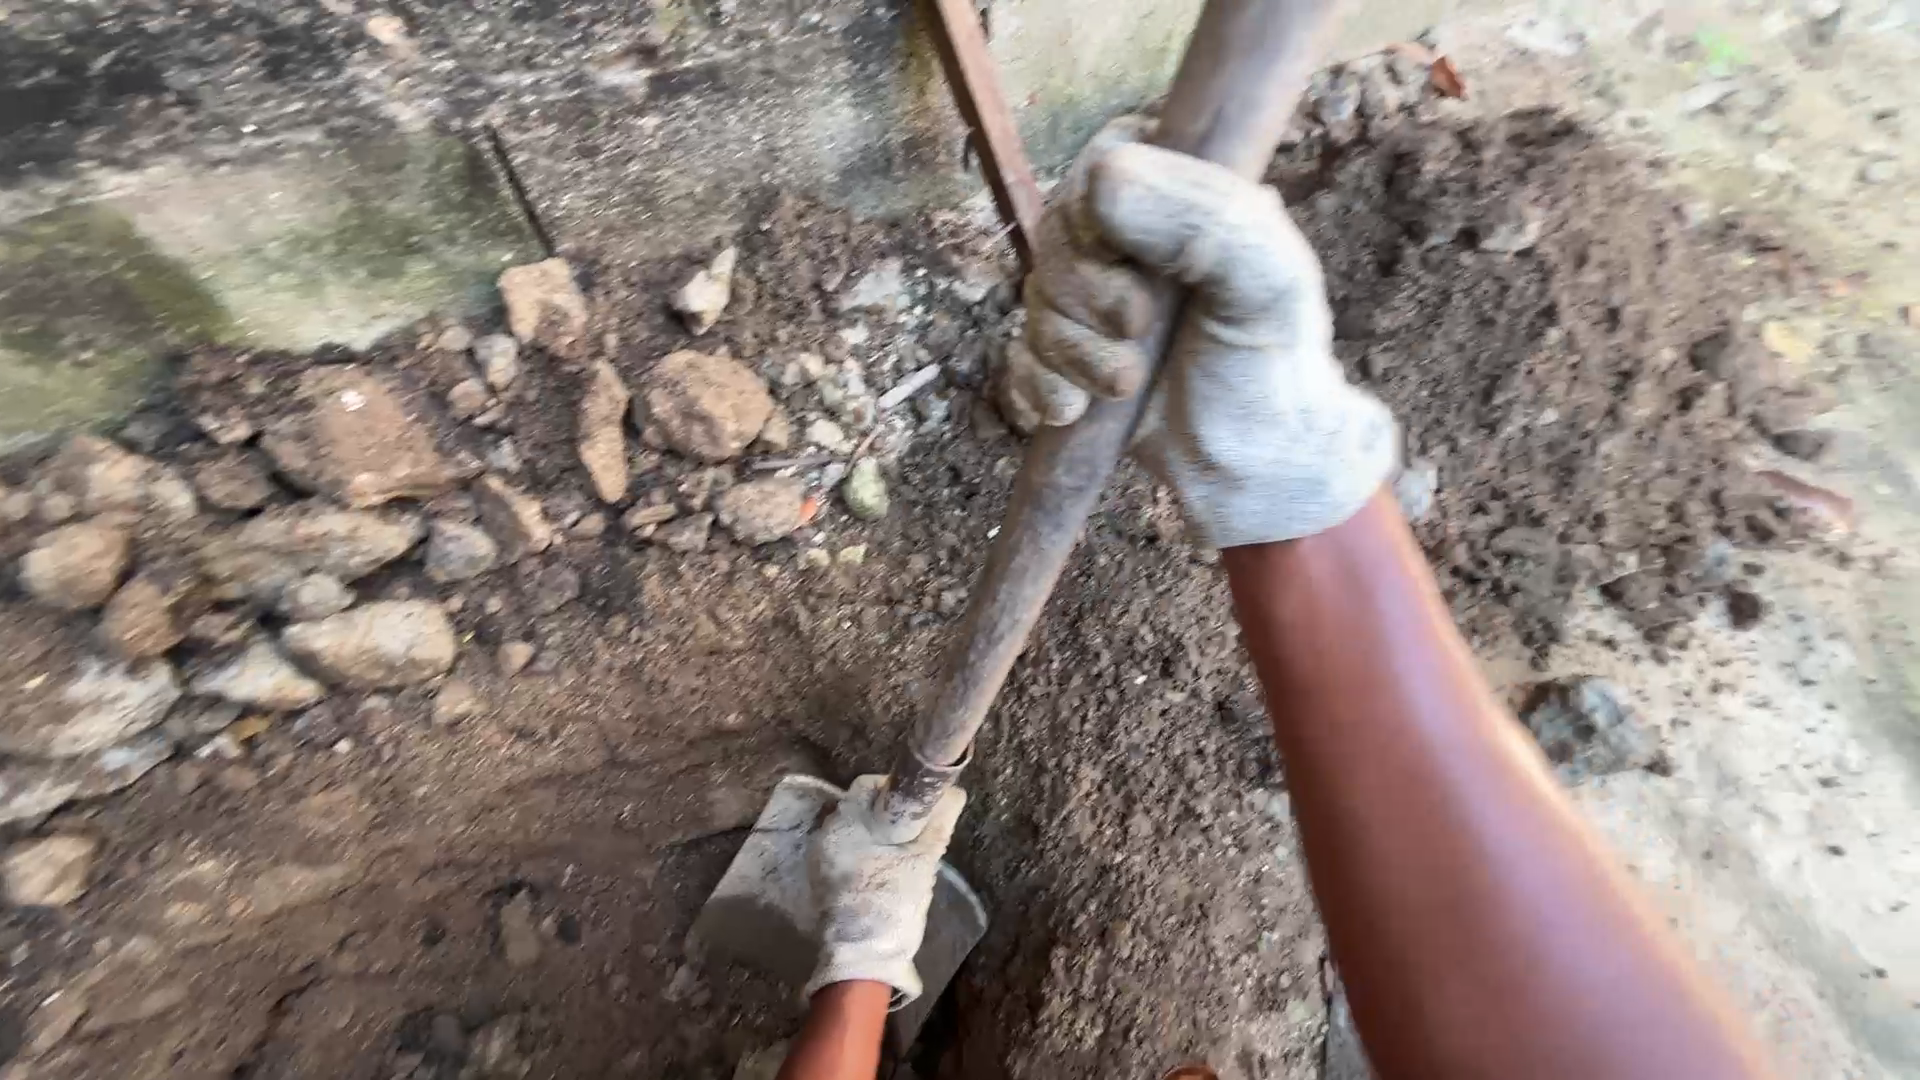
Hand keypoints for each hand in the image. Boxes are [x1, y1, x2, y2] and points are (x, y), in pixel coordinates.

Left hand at [805, 775, 966, 1006]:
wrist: (862, 962)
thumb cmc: (891, 904)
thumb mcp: (922, 861)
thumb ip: (938, 824)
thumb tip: (956, 794)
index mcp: (846, 823)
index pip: (866, 786)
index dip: (892, 788)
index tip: (913, 805)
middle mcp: (825, 835)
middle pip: (858, 807)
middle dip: (885, 812)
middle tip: (910, 828)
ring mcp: (819, 860)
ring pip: (851, 830)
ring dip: (874, 833)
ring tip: (899, 849)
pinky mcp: (820, 882)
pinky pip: (843, 852)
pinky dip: (862, 852)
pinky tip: (881, 868)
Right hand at [1004, 119, 1397, 548]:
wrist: (1245, 466)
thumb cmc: (1268, 367)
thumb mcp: (1266, 280)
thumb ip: (1202, 216)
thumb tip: (1101, 179)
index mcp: (1180, 198)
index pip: (1100, 165)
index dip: (1093, 218)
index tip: (1133, 269)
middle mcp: (1130, 244)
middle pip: (1053, 237)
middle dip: (1085, 298)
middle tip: (1138, 334)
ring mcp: (1092, 305)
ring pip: (1034, 303)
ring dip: (1071, 352)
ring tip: (1123, 385)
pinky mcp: (1067, 360)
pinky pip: (1020, 358)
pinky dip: (1041, 387)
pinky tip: (1075, 411)